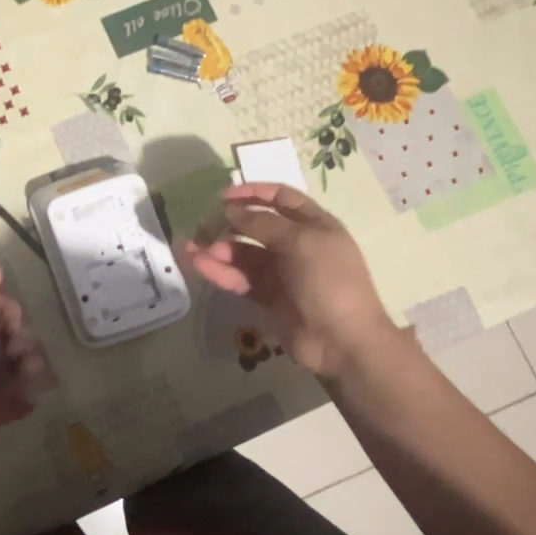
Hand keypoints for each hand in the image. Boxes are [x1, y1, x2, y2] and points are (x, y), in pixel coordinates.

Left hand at [0, 269, 42, 486]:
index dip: (5, 309)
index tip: (13, 321)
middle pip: (7, 334)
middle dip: (20, 338)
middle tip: (19, 352)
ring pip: (16, 364)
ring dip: (29, 364)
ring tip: (27, 376)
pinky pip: (18, 397)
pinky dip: (27, 395)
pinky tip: (27, 398)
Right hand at [182, 183, 397, 378]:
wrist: (342, 341)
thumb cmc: (329, 281)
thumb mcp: (300, 242)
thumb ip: (261, 223)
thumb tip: (230, 210)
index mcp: (314, 225)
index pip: (281, 198)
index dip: (253, 193)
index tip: (223, 196)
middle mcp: (297, 245)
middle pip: (256, 225)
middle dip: (228, 223)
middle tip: (201, 226)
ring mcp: (281, 271)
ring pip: (243, 253)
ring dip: (218, 248)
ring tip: (193, 248)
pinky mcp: (267, 296)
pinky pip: (239, 277)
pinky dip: (219, 270)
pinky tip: (199, 265)